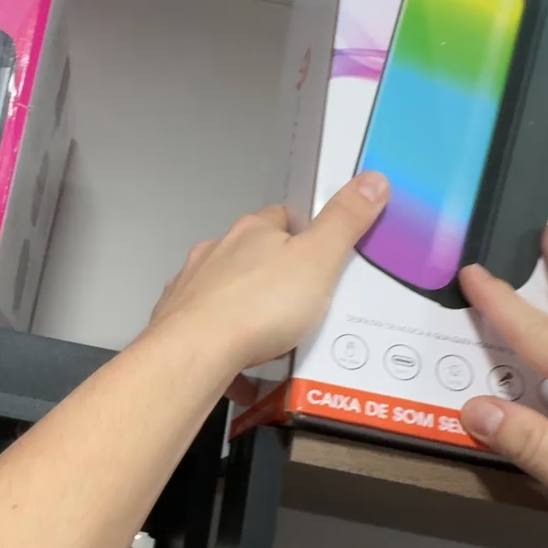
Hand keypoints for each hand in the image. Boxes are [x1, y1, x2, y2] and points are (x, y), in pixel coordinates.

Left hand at [147, 171, 388, 380]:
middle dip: (271, 274)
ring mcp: (192, 285)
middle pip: (250, 256)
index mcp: (252, 232)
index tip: (319, 252)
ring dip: (244, 308)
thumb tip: (371, 180)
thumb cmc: (258, 305)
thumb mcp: (318, 259)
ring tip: (271, 338)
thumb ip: (344, 221)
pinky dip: (223, 343)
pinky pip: (206, 329)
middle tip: (300, 302)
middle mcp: (216, 251)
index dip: (302, 232)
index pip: (281, 218)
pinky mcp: (176, 321)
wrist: (195, 351)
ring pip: (225, 291)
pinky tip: (241, 367)